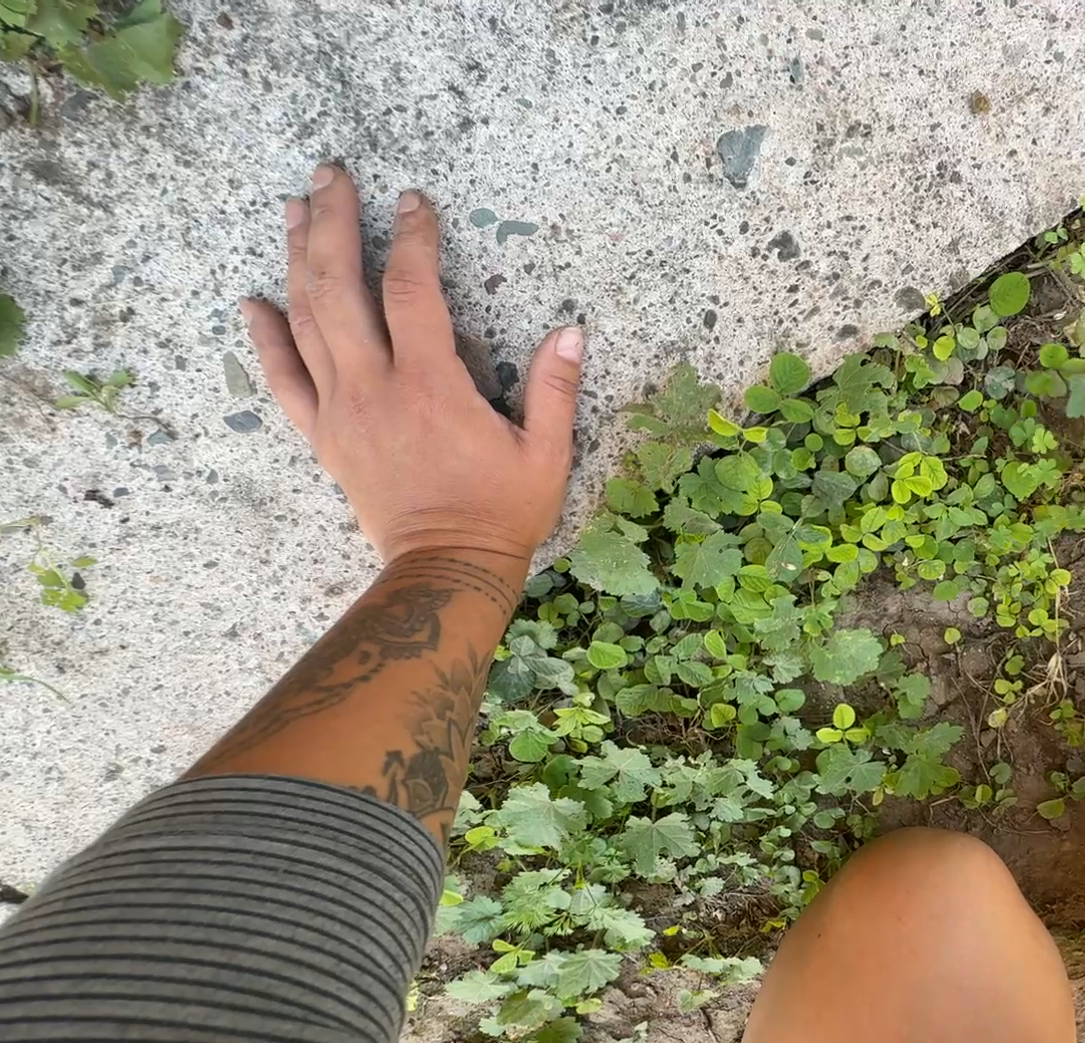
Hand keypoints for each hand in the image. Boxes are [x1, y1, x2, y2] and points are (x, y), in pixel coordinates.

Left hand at [240, 162, 582, 567]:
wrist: (448, 565)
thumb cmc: (505, 509)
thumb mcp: (550, 452)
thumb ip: (556, 389)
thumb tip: (571, 331)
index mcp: (434, 387)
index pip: (414, 294)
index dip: (412, 240)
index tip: (415, 202)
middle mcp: (377, 387)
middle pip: (340, 290)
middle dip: (333, 225)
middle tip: (330, 176)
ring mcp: (342, 410)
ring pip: (306, 321)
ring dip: (297, 260)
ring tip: (294, 209)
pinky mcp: (325, 435)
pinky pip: (284, 379)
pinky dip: (265, 338)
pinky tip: (254, 301)